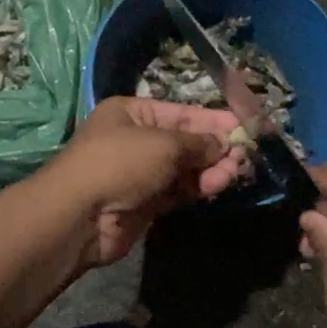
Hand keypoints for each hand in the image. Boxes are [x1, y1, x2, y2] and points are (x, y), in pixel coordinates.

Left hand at [39, 97, 247, 266]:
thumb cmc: (120, 163)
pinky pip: (178, 190)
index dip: (212, 120)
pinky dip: (198, 188)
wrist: (80, 215)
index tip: (244, 127)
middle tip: (246, 154)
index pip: (180, 113)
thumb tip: (223, 145)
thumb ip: (197, 143)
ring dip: (210, 169)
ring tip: (237, 171)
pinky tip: (220, 185)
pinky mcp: (145, 202)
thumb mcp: (164, 143)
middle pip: (184, 141)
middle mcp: (135, 139)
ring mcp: (139, 173)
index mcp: (131, 112)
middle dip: (214, 147)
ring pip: (184, 168)